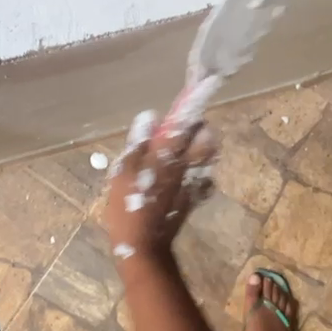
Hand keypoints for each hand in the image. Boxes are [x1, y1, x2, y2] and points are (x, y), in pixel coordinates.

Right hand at [102, 110, 217, 265]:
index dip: (195, 102)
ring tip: (188, 147)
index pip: (183, 122)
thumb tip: (151, 117)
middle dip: (201, 127)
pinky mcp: (193, 199)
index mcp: (166, 155)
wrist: (143, 247)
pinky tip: (188, 175)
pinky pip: (205, 180)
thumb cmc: (128, 208)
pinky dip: (201, 173)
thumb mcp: (123, 172)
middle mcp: (185, 165)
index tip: (207, 83)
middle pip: (207, 138)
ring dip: (203, 147)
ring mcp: (192, 183)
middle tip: (186, 127)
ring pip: (208, 157)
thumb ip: (139, 143)